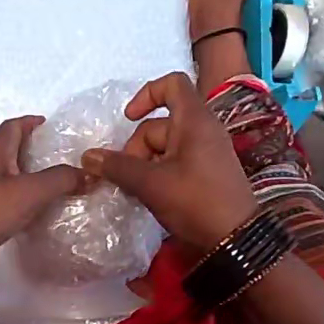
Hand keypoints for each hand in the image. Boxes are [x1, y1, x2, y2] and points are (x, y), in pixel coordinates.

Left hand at [0, 116, 84, 277]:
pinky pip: (7, 204)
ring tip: (60, 186)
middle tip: (63, 158)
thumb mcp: (30, 190)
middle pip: (11, 152)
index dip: (31, 123)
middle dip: (35, 151)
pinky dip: (25, 204)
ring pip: (10, 180)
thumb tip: (90, 174)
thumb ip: (62, 179)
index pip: (13, 127)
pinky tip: (41, 214)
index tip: (51, 125)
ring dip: (31, 180)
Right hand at [78, 72, 258, 249]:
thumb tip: (87, 157)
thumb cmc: (195, 202)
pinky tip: (148, 195)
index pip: (172, 84)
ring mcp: (206, 153)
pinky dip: (158, 173)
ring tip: (135, 191)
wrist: (235, 239)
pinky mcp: (206, 173)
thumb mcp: (151, 184)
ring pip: (164, 147)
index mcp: (194, 121)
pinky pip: (175, 163)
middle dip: (137, 148)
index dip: (146, 94)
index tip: (128, 119)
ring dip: (144, 165)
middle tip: (126, 177)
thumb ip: (118, 167)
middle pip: (160, 124)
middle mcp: (202, 130)